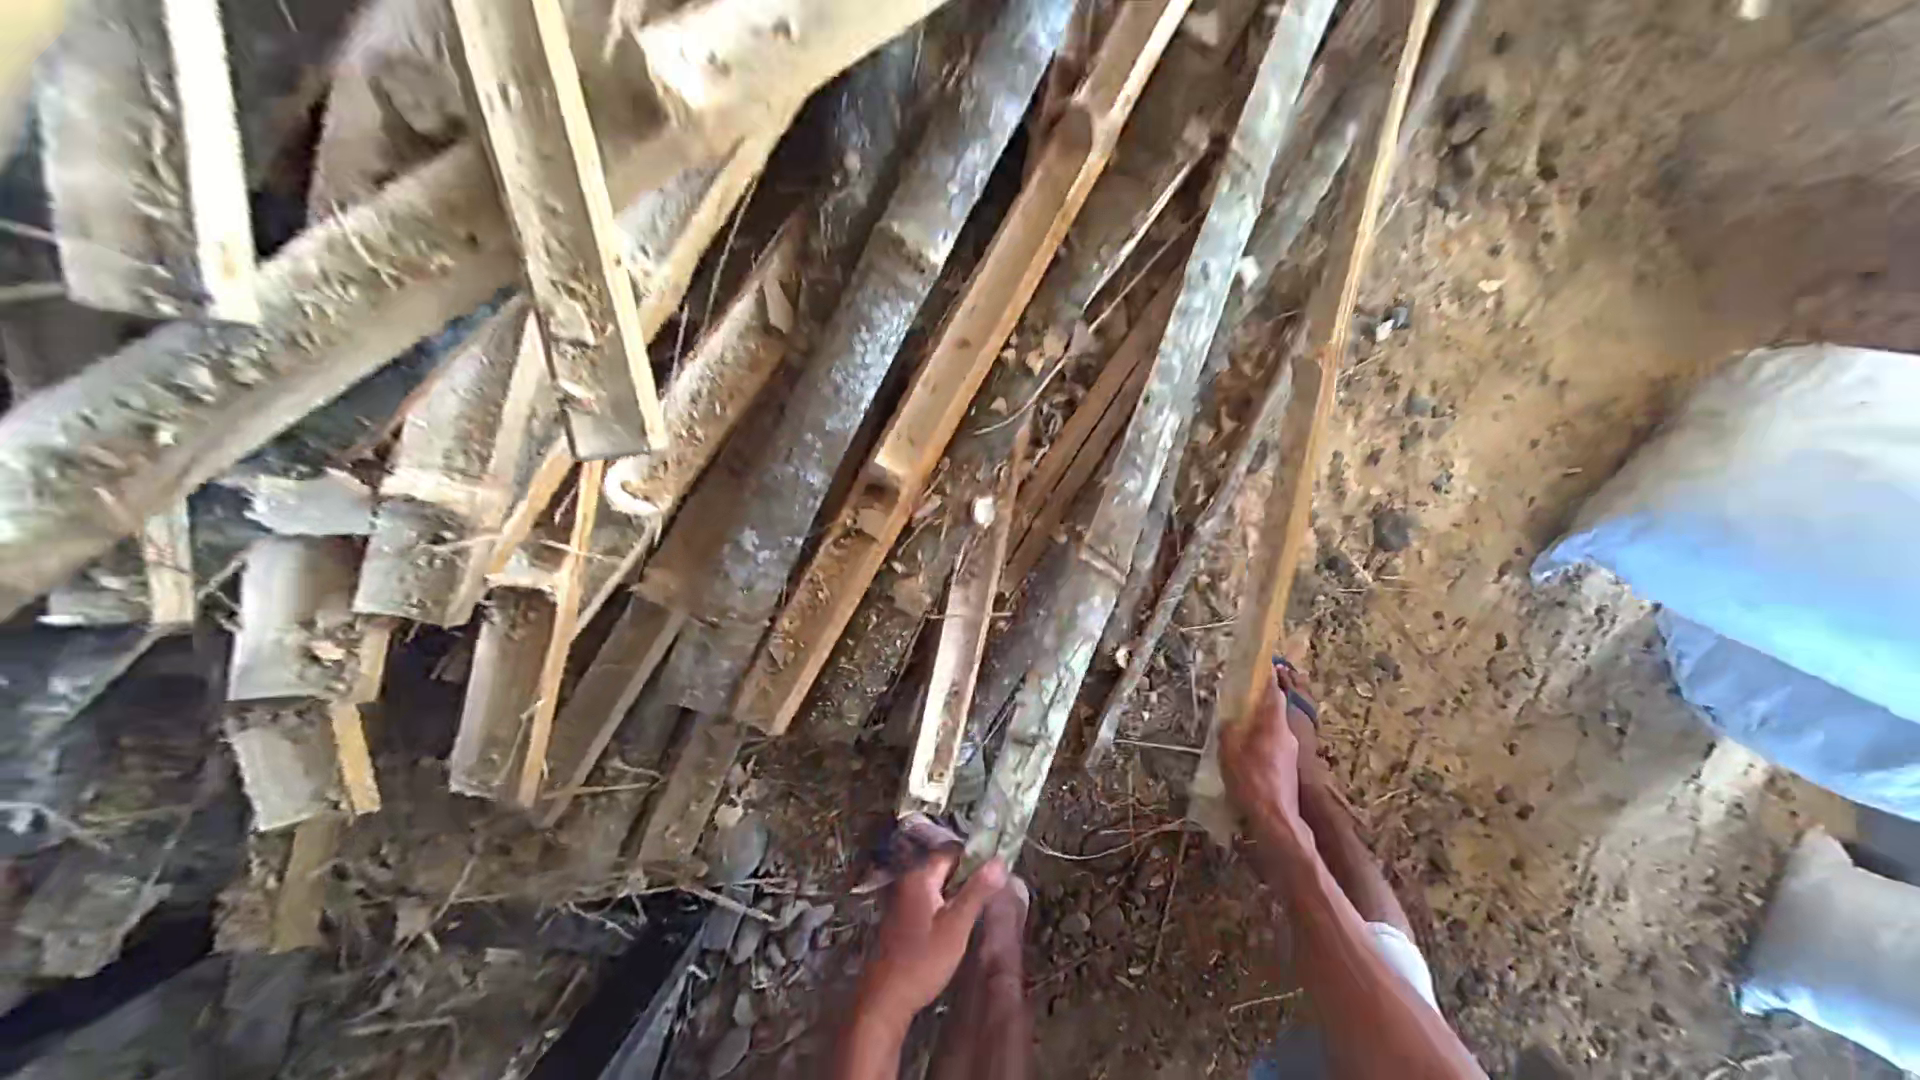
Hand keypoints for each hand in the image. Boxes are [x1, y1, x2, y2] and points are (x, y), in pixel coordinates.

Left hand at [853, 846, 1009, 1029]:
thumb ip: (977, 891)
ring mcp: (902, 898)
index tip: (994, 875)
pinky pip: (929, 899)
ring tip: (977, 910)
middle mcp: (908, 880)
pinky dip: (944, 905)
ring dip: (956, 894)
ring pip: (937, 885)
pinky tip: (956, 924)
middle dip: (967, 878)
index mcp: (920, 875)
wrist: (887, 997)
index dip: (975, 860)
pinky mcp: (902, 916)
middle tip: (990, 896)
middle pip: (944, 867)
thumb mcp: (957, 925)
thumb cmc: (924, 960)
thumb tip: (999, 861)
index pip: (952, 851)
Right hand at [1222, 666, 1311, 851]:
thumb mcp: (1228, 751)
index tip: (1261, 666)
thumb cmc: (1250, 780)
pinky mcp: (1289, 768)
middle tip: (1240, 700)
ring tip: (1239, 728)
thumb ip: (1227, 731)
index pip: (1272, 693)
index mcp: (1273, 725)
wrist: (1276, 819)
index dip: (1266, 679)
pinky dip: (1262, 741)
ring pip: (1274, 729)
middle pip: (1274, 711)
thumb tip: (1229, 720)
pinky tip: (1247, 753)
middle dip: (1258, 703)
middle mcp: (1287, 734)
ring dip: (1259, 725)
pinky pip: (1274, 745)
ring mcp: (1291, 752)